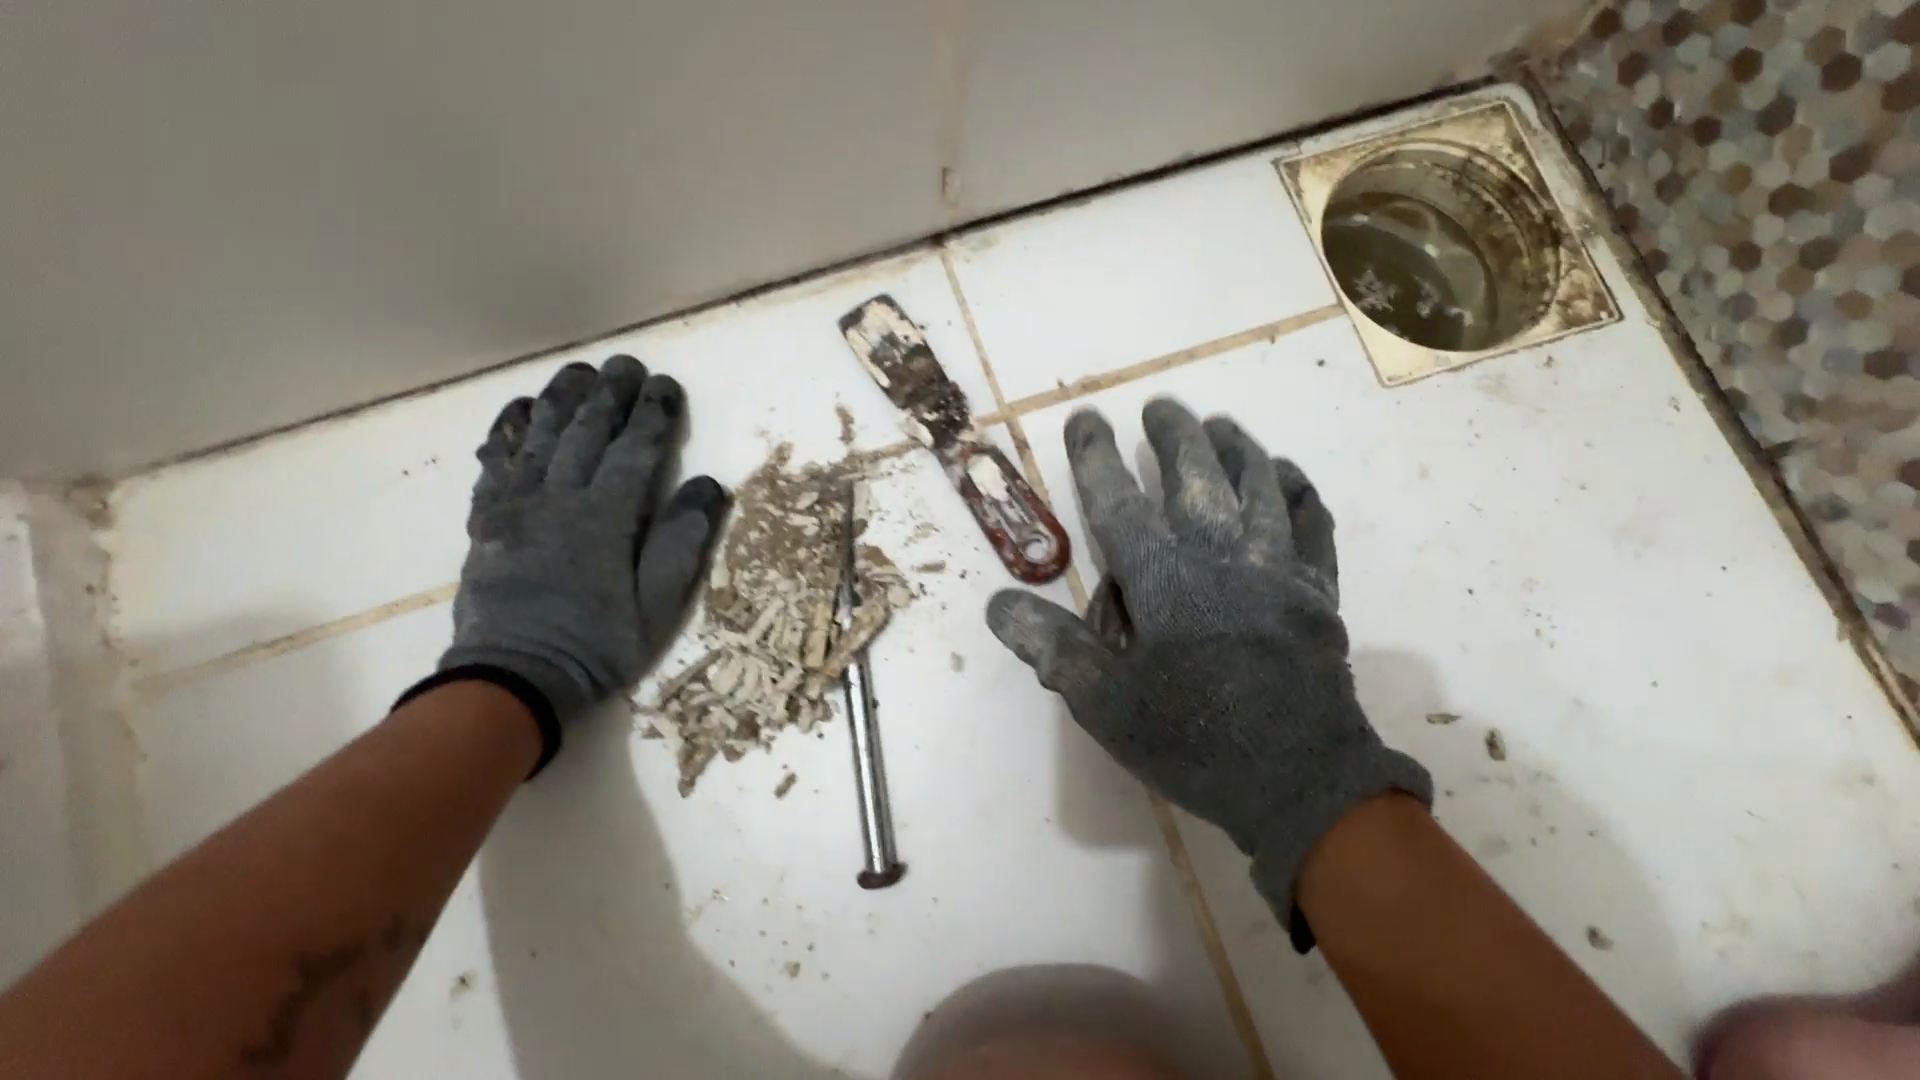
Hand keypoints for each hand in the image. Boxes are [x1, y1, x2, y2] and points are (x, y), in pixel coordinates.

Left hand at [427, 356, 727, 773]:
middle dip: (610, 393)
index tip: (665, 385)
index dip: (653, 414)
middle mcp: (560, 498)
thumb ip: (682, 542)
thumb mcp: (657, 606)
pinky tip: (521, 409)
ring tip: (580, 371)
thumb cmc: (598, 644)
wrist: (514, 677)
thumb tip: (708, 485)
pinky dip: (509, 430)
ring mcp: (517, 505)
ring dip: (563, 398)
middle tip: (626, 364)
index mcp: (608, 517)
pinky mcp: (487, 519)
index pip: (636, 450)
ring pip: (541, 436)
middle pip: (588, 431)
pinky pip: (496, 461)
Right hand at [986, 400, 1429, 923]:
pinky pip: (1312, 524)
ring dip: (1237, 447)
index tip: (1085, 418)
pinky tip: (1286, 476)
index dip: (1095, 456)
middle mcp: (1219, 556)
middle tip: (1159, 407)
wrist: (1299, 781)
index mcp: (1162, 579)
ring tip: (1220, 424)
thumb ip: (1053, 647)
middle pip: (1196, 473)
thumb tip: (998, 604)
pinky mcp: (1317, 591)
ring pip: (1258, 485)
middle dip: (1173, 434)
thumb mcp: (1105, 704)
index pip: (1117, 500)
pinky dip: (1299, 493)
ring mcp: (1276, 568)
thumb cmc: (1192, 741)